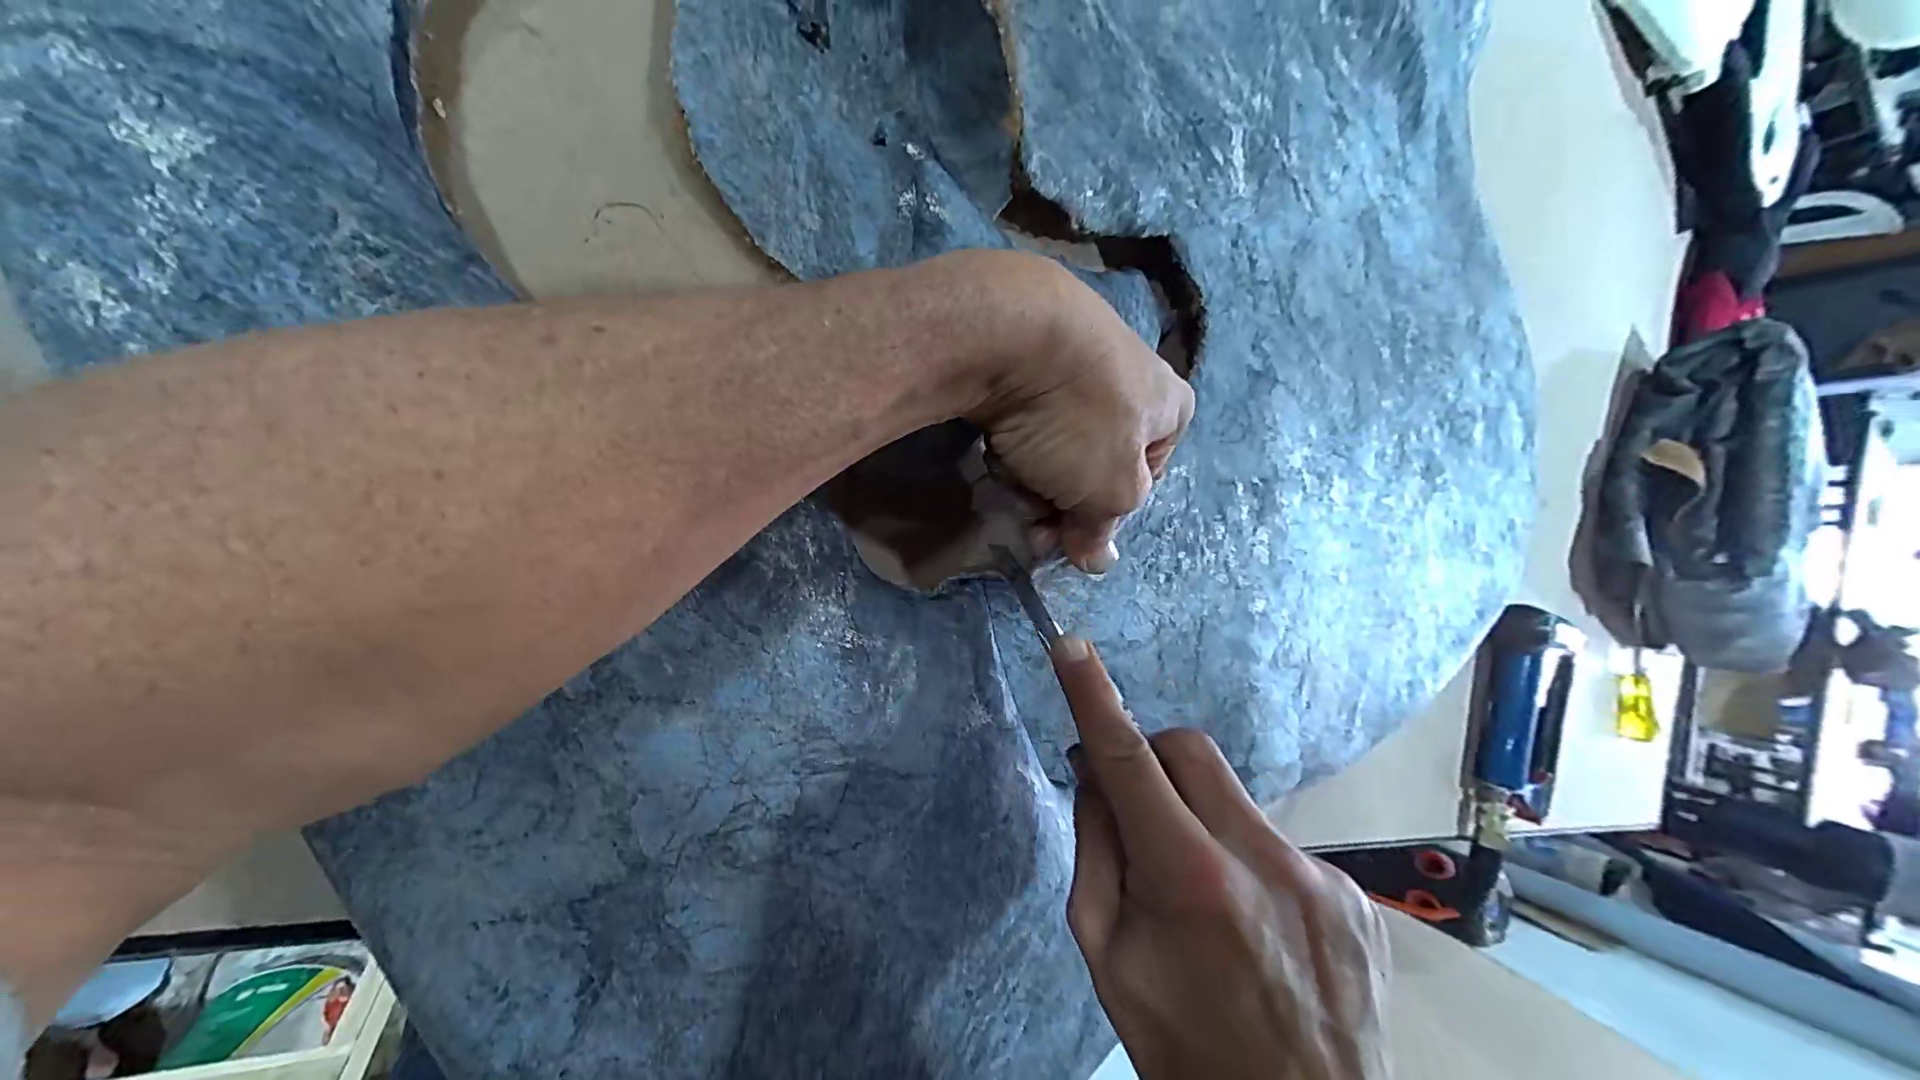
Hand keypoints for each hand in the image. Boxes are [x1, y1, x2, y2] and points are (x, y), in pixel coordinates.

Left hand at [950, 254, 1192, 573]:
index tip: (1067, 536)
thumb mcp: (1107, 489)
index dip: (1104, 514)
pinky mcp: (1029, 344)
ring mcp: (1079, 353)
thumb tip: (1098, 561)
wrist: (1010, 329)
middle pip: (1093, 461)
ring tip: (1008, 466)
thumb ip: (1105, 526)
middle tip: (1029, 515)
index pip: (1144, 480)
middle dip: (1059, 497)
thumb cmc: (1079, 418)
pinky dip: (1010, 428)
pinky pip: (1025, 406)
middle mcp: (1130, 374)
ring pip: (1055, 438)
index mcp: (1169, 404)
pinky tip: (992, 431)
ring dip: (1031, 467)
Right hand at [1051, 636, 1391, 1079]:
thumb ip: (1094, 852)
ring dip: (1199, 815)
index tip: (1072, 646)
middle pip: (1190, 749)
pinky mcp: (1353, 895)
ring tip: (1203, 891)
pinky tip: (1251, 920)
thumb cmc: (1181, 1045)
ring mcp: (1318, 876)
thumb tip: (1095, 777)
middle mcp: (1262, 863)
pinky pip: (1276, 839)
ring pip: (1233, 795)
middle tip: (1136, 806)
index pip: (1127, 761)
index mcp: (1188, 881)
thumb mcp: (1106, 954)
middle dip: (1152, 758)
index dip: (1093, 697)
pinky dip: (1244, 856)